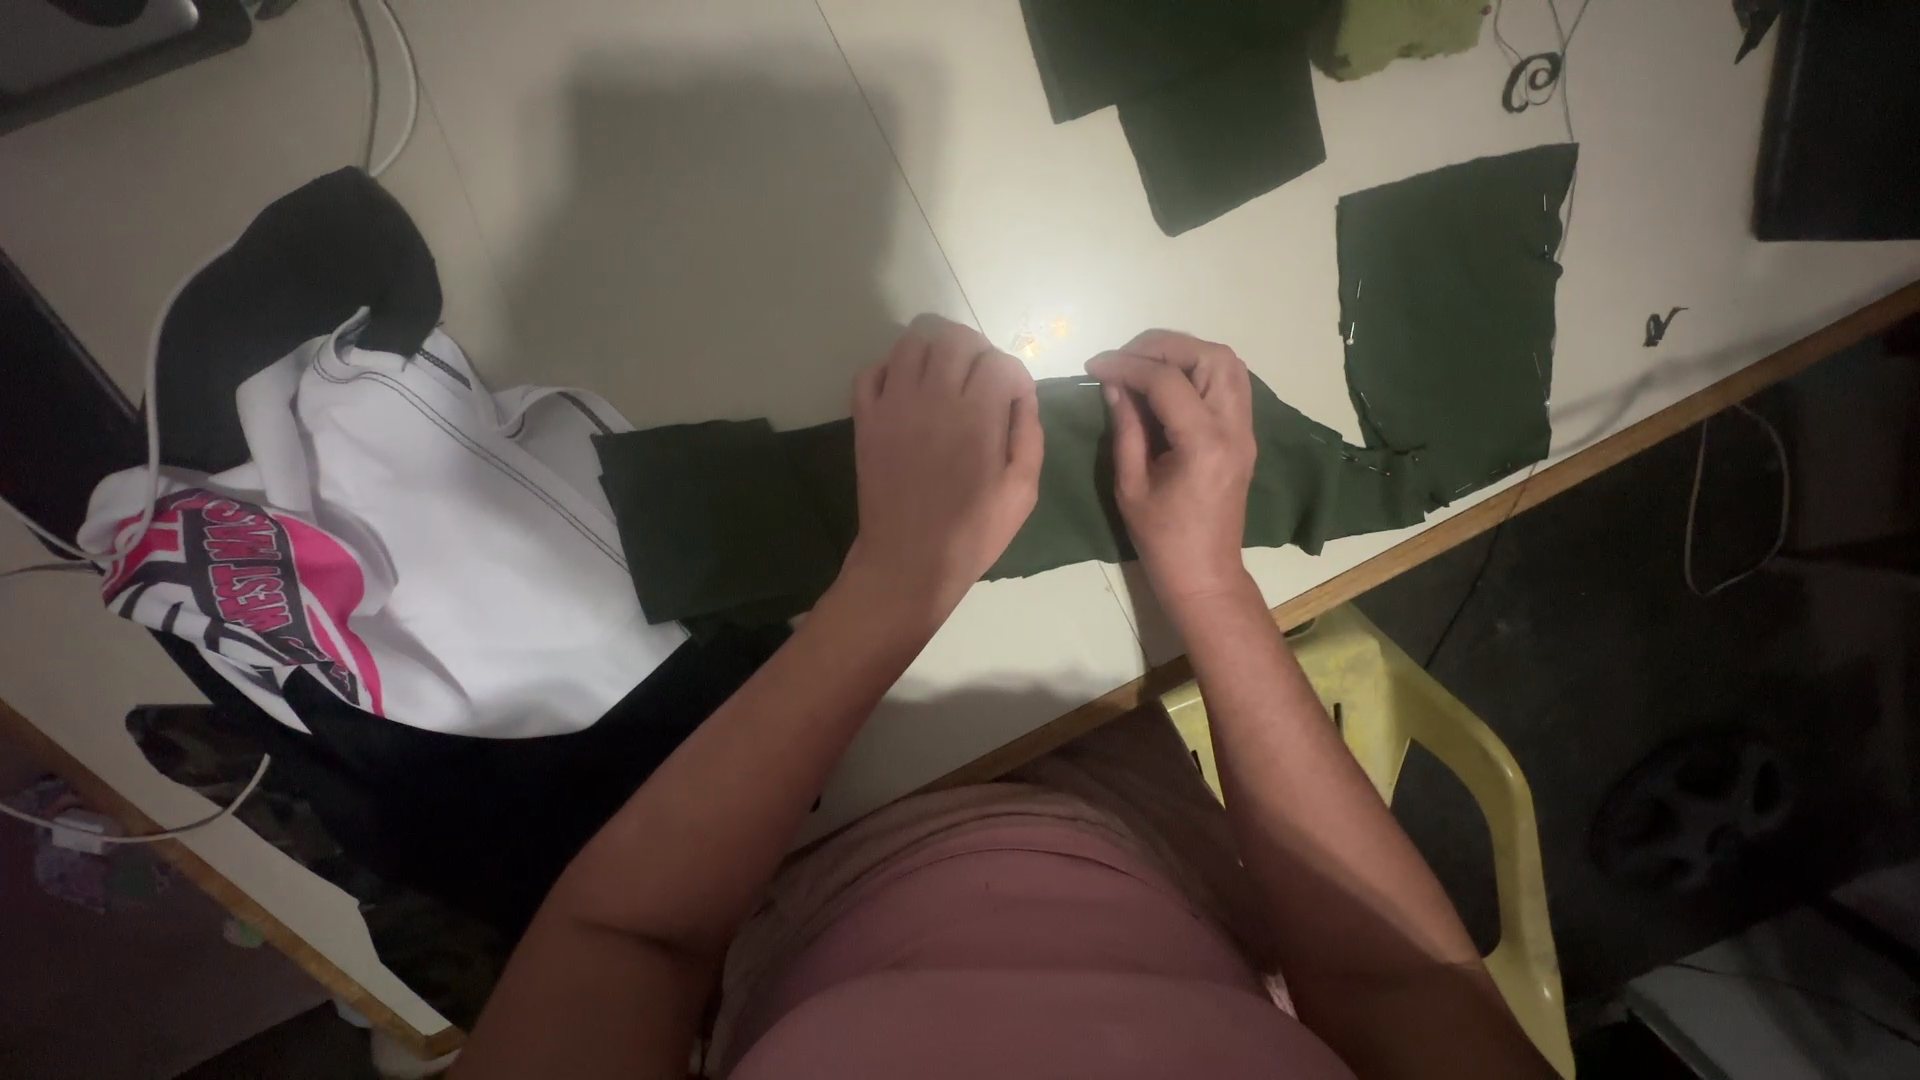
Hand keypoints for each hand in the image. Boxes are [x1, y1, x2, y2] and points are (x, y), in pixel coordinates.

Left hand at [842, 317, 1042, 617]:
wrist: (909, 560)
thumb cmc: (972, 532)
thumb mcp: (1022, 491)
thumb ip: (1029, 435)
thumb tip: (1022, 396)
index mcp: (976, 417)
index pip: (998, 361)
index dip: (1014, 376)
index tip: (1015, 400)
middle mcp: (933, 398)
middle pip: (954, 338)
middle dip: (977, 351)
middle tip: (982, 380)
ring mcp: (893, 405)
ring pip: (911, 342)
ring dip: (935, 350)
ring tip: (946, 378)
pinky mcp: (866, 419)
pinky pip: (871, 371)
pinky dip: (891, 370)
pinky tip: (907, 392)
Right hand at [1086, 330, 1257, 611]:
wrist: (1205, 574)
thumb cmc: (1161, 540)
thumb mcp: (1130, 485)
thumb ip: (1126, 428)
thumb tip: (1114, 385)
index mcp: (1204, 444)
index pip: (1167, 381)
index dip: (1126, 365)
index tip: (1094, 367)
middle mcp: (1234, 428)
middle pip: (1210, 356)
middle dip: (1162, 346)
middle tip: (1124, 358)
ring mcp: (1245, 430)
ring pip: (1227, 363)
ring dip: (1185, 353)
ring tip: (1144, 365)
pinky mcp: (1243, 435)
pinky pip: (1230, 383)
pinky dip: (1199, 370)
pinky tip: (1167, 383)